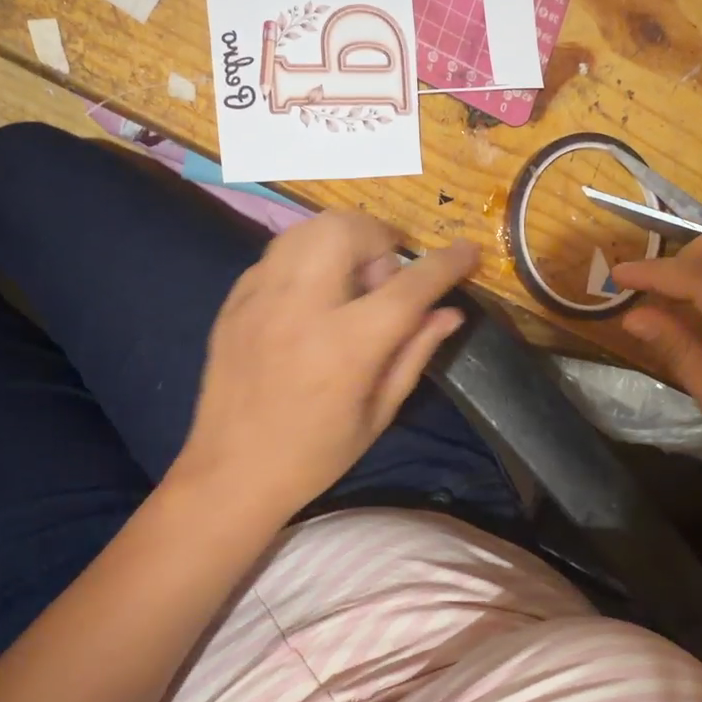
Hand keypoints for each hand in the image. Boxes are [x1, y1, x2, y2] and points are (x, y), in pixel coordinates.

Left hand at [171, 212, 477, 513]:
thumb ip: (415, 353)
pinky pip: (278, 254)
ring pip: (307, 229)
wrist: (232, 473)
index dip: (446, 263)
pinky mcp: (234, 300)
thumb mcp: (378, 413)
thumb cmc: (315, 454)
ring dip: (341, 240)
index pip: (408, 286)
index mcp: (346, 345)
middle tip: (387, 275)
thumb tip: (450, 312)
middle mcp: (301, 307)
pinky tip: (310, 297)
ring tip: (348, 279)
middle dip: (381, 238)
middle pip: (347, 230)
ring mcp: (260, 297)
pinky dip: (305, 260)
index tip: (468, 250)